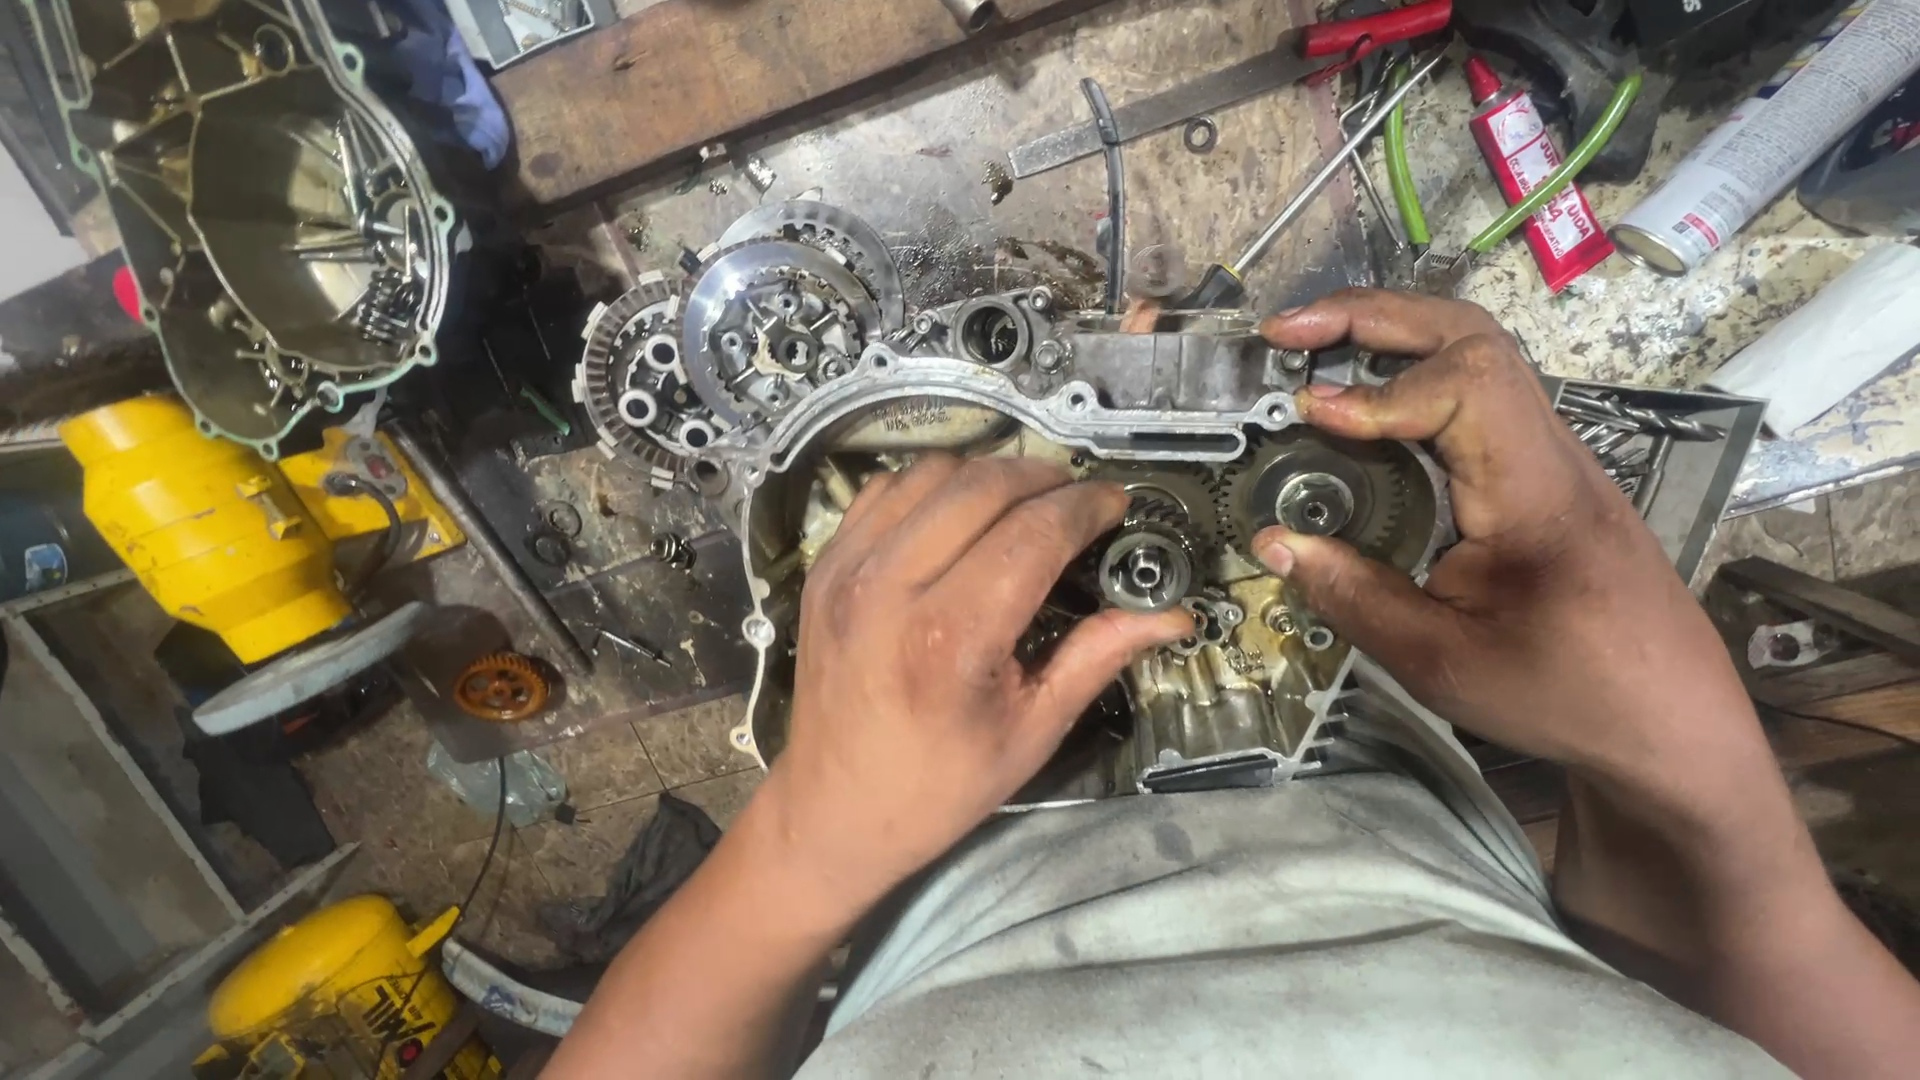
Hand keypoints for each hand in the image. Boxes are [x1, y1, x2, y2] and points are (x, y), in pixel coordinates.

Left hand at [760, 455, 1190, 912]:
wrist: (832, 807)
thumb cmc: (935, 785)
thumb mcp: (1029, 732)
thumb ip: (1097, 655)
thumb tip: (1170, 616)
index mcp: (950, 637)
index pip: (1033, 533)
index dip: (1085, 507)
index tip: (1114, 504)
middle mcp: (889, 586)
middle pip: (983, 486)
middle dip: (1043, 479)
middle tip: (1076, 500)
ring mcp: (847, 568)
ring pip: (932, 474)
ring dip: (989, 475)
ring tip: (1023, 503)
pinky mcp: (825, 565)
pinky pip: (885, 489)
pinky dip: (932, 487)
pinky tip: (958, 515)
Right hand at [1253, 289, 1755, 781]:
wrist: (1668, 726)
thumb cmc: (1563, 695)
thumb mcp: (1438, 660)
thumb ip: (1351, 596)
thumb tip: (1271, 542)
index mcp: (1534, 492)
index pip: (1467, 386)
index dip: (1378, 391)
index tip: (1307, 416)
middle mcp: (1546, 453)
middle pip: (1472, 337)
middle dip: (1373, 317)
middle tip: (1287, 329)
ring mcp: (1544, 459)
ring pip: (1475, 357)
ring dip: (1388, 337)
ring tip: (1309, 349)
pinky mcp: (1532, 477)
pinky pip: (1468, 400)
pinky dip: (1403, 378)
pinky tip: (1357, 406)